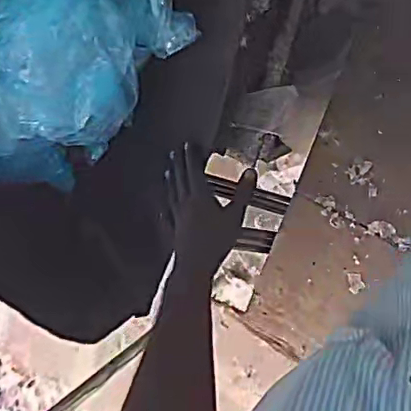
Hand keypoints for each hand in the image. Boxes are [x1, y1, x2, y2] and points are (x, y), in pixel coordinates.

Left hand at [161, 142, 254, 282]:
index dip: (191, 156)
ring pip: (171, 192)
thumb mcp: (235, 216)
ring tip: (168, 170)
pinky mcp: (173, 229)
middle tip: (174, 152)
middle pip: (180, 178)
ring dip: (170, 179)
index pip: (193, 170)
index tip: (188, 145)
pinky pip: (166, 213)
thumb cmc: (217, 241)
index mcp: (200, 196)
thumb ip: (243, 193)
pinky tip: (160, 205)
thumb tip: (250, 171)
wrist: (195, 266)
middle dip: (178, 163)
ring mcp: (176, 216)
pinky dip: (163, 205)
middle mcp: (185, 202)